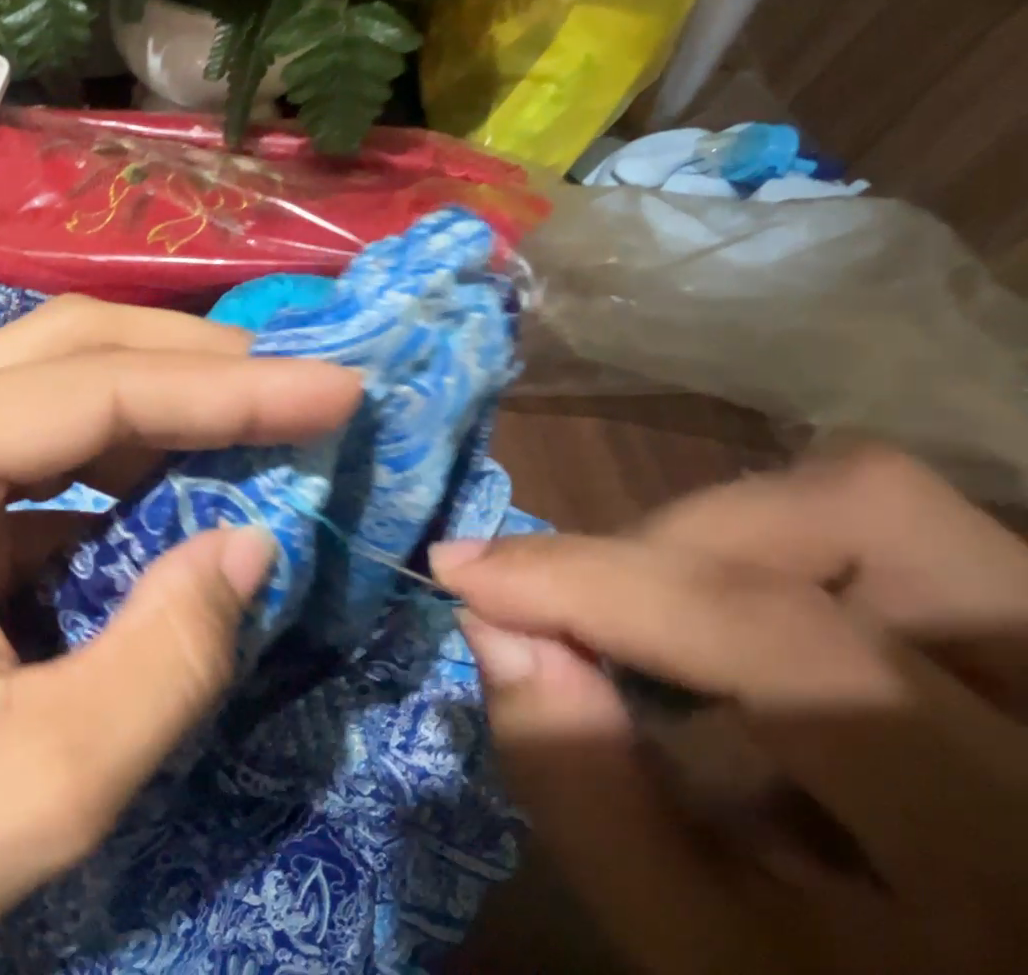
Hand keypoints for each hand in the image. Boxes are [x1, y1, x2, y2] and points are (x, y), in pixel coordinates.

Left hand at [0, 297, 362, 973]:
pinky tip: (187, 486)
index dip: (225, 389)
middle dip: (193, 368)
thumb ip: (169, 653)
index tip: (342, 387)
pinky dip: (122, 469)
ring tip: (269, 425)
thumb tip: (258, 541)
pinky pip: (35, 464)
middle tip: (310, 387)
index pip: (83, 390)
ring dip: (162, 409)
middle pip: (59, 354)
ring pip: (50, 394)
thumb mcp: (46, 779)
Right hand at [433, 449, 1027, 973]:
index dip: (594, 581)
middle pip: (862, 512)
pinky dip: (768, 562)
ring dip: (714, 541)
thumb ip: (581, 785)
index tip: (462, 570)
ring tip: (654, 625)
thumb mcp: (688, 941)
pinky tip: (733, 652)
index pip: (777, 640)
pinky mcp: (1027, 637)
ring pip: (880, 503)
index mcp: (1000, 847)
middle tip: (575, 610)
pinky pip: (890, 539)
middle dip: (663, 541)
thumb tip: (490, 625)